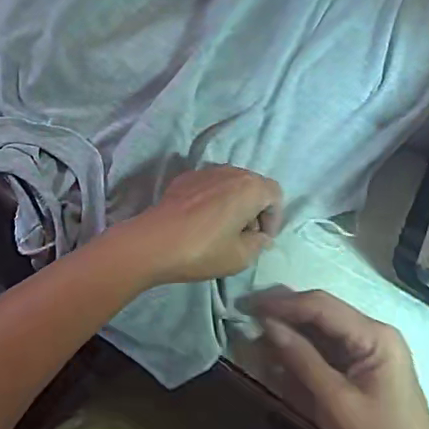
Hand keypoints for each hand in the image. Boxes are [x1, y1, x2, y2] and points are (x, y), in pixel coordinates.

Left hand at [98, 165, 282, 286]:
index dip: (273, 218)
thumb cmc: (203, 250)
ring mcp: (204, 172)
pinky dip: (213, 200)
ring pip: (230, 184)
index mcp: (250, 187)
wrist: (153, 242)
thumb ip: (259, 243)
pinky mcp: (183, 178)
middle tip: (245, 236)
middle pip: (253, 185)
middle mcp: (229, 171)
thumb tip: (260, 236)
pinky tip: (201, 222)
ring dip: (234, 203)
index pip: (275, 194)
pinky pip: (209, 186)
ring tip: (223, 229)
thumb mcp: (241, 257)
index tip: (262, 239)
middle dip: (255, 209)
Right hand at [251, 287, 428, 428]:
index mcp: (375, 335)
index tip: (249, 306)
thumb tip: (268, 325)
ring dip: (291, 327)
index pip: (321, 306)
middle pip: (322, 310)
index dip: (283, 304)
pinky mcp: (365, 362)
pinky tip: (280, 348)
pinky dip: (303, 345)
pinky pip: (329, 344)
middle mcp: (374, 332)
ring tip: (257, 329)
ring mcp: (371, 346)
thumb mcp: (337, 403)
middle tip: (247, 311)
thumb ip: (303, 360)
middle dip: (284, 310)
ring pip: (322, 325)